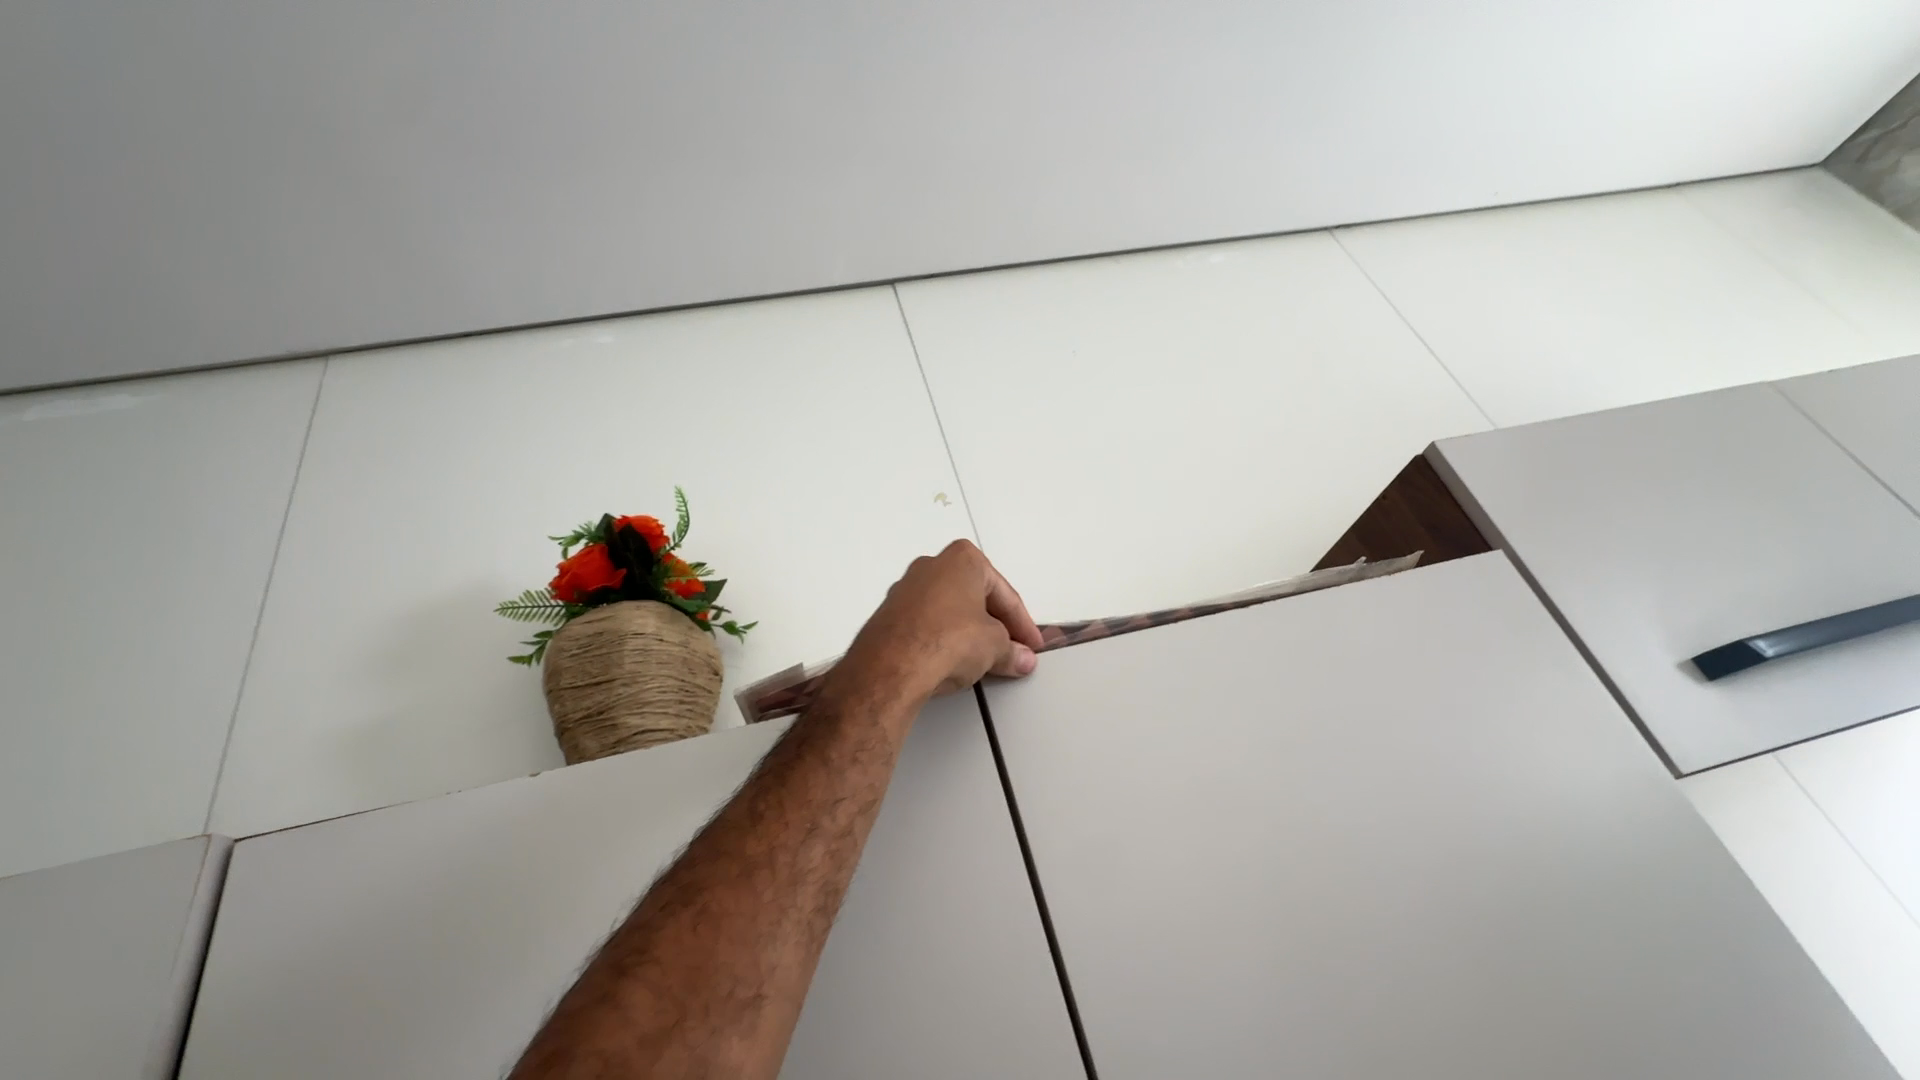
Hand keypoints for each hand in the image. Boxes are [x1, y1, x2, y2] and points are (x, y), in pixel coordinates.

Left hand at [833, 540, 1043, 706]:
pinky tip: (950, 663)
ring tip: (981, 661)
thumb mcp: (995, 647)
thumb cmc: (945, 640)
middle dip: (994, 625)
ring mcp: (905, 591)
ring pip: (948, 611)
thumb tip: (1019, 658)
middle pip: (974, 598)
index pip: (1003, 594)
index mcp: (961, 559)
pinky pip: (925, 626)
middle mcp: (930, 567)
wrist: (893, 667)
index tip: (1030, 644)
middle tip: (1010, 652)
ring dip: (967, 633)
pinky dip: (942, 640)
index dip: (1022, 623)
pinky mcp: (888, 617)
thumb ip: (1011, 651)